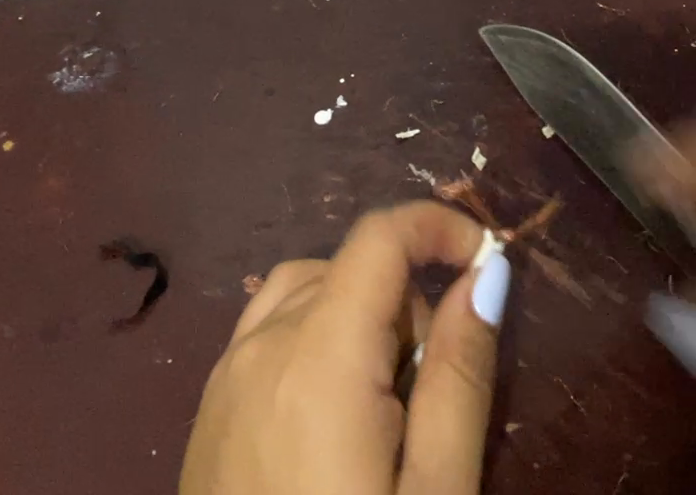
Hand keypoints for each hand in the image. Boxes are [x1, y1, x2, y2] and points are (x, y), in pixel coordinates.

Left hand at [181, 201, 511, 494]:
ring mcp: (224, 376)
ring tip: (388, 401)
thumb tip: (487, 272)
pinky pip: (269, 328)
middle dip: (407, 300)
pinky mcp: (208, 409)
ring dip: (360, 314)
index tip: (487, 260)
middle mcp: (260, 346)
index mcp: (319, 357)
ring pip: (306, 291)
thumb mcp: (437, 491)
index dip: (439, 226)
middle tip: (435, 388)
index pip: (379, 237)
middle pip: (349, 268)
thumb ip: (461, 372)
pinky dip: (316, 334)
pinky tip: (334, 411)